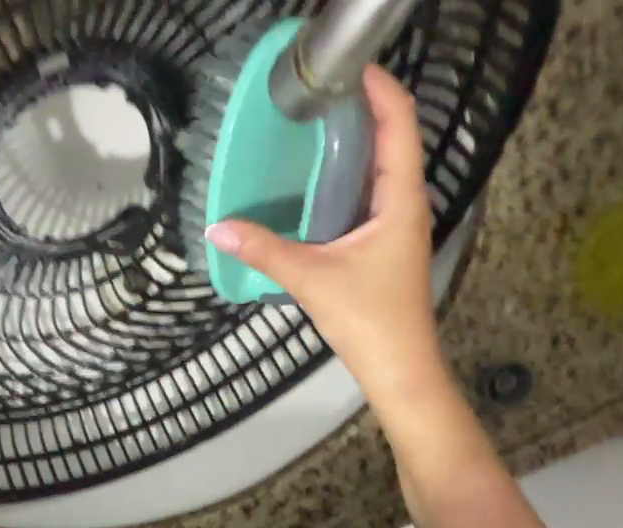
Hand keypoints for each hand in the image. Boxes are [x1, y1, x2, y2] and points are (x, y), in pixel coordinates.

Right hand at [205, 67, 446, 398]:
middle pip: (391, 137)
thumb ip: (264, 251)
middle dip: (360, 108)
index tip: (343, 65)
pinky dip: (346, 178)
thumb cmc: (368, 319)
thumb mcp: (311, 279)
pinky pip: (369, 195)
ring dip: (353, 143)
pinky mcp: (384, 246)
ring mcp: (397, 225)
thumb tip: (217, 229)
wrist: (398, 368)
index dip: (377, 85)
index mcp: (401, 198)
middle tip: (315, 93)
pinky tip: (315, 183)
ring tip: (312, 126)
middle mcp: (406, 203)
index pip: (398, 121)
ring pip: (380, 168)